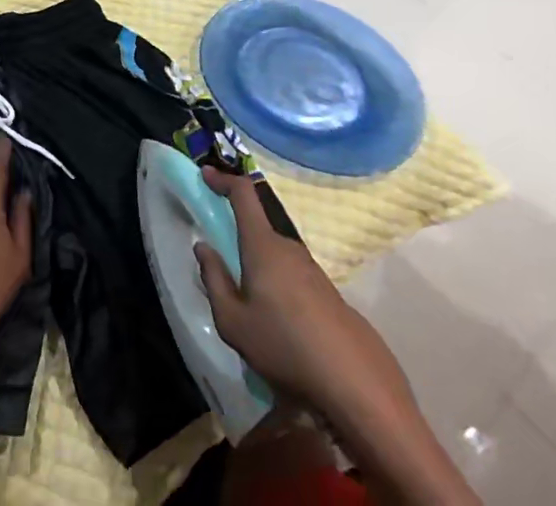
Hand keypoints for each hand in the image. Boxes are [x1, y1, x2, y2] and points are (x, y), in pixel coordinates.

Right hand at [192, 167, 357, 402]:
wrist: (352, 381)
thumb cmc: (282, 344)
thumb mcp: (232, 320)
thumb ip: (213, 278)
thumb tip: (203, 246)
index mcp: (263, 246)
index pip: (244, 195)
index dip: (223, 179)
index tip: (205, 174)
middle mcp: (288, 247)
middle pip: (258, 225)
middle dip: (236, 231)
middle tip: (217, 257)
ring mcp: (311, 268)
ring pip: (273, 252)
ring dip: (255, 262)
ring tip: (243, 300)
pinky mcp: (325, 289)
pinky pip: (288, 271)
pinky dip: (272, 279)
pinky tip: (272, 317)